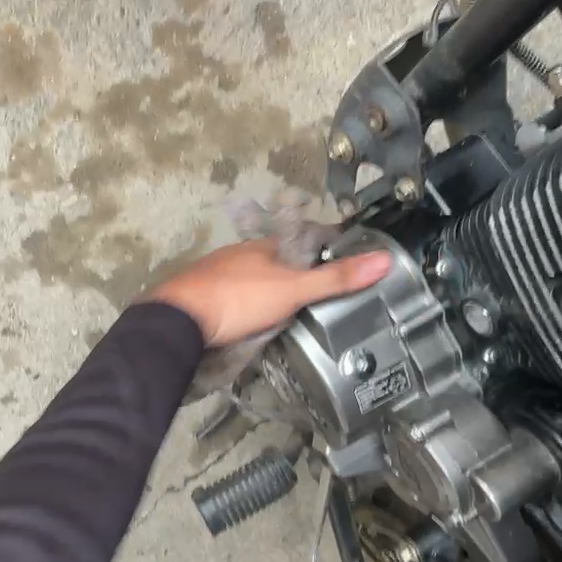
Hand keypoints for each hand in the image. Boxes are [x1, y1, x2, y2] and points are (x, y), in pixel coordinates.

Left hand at [146, 239, 393, 346]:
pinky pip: (232, 298)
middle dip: (295, 272)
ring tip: (289, 309)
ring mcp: (216, 275)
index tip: (345, 256)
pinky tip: (250, 319)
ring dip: (268, 289)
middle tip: (318, 291)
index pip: (303, 239)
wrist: (178, 322)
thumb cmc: (237, 299)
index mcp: (263, 247)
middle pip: (276, 260)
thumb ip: (334, 279)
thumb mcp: (293, 290)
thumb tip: (383, 260)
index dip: (325, 246)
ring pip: (252, 278)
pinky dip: (246, 305)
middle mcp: (239, 255)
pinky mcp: (201, 297)